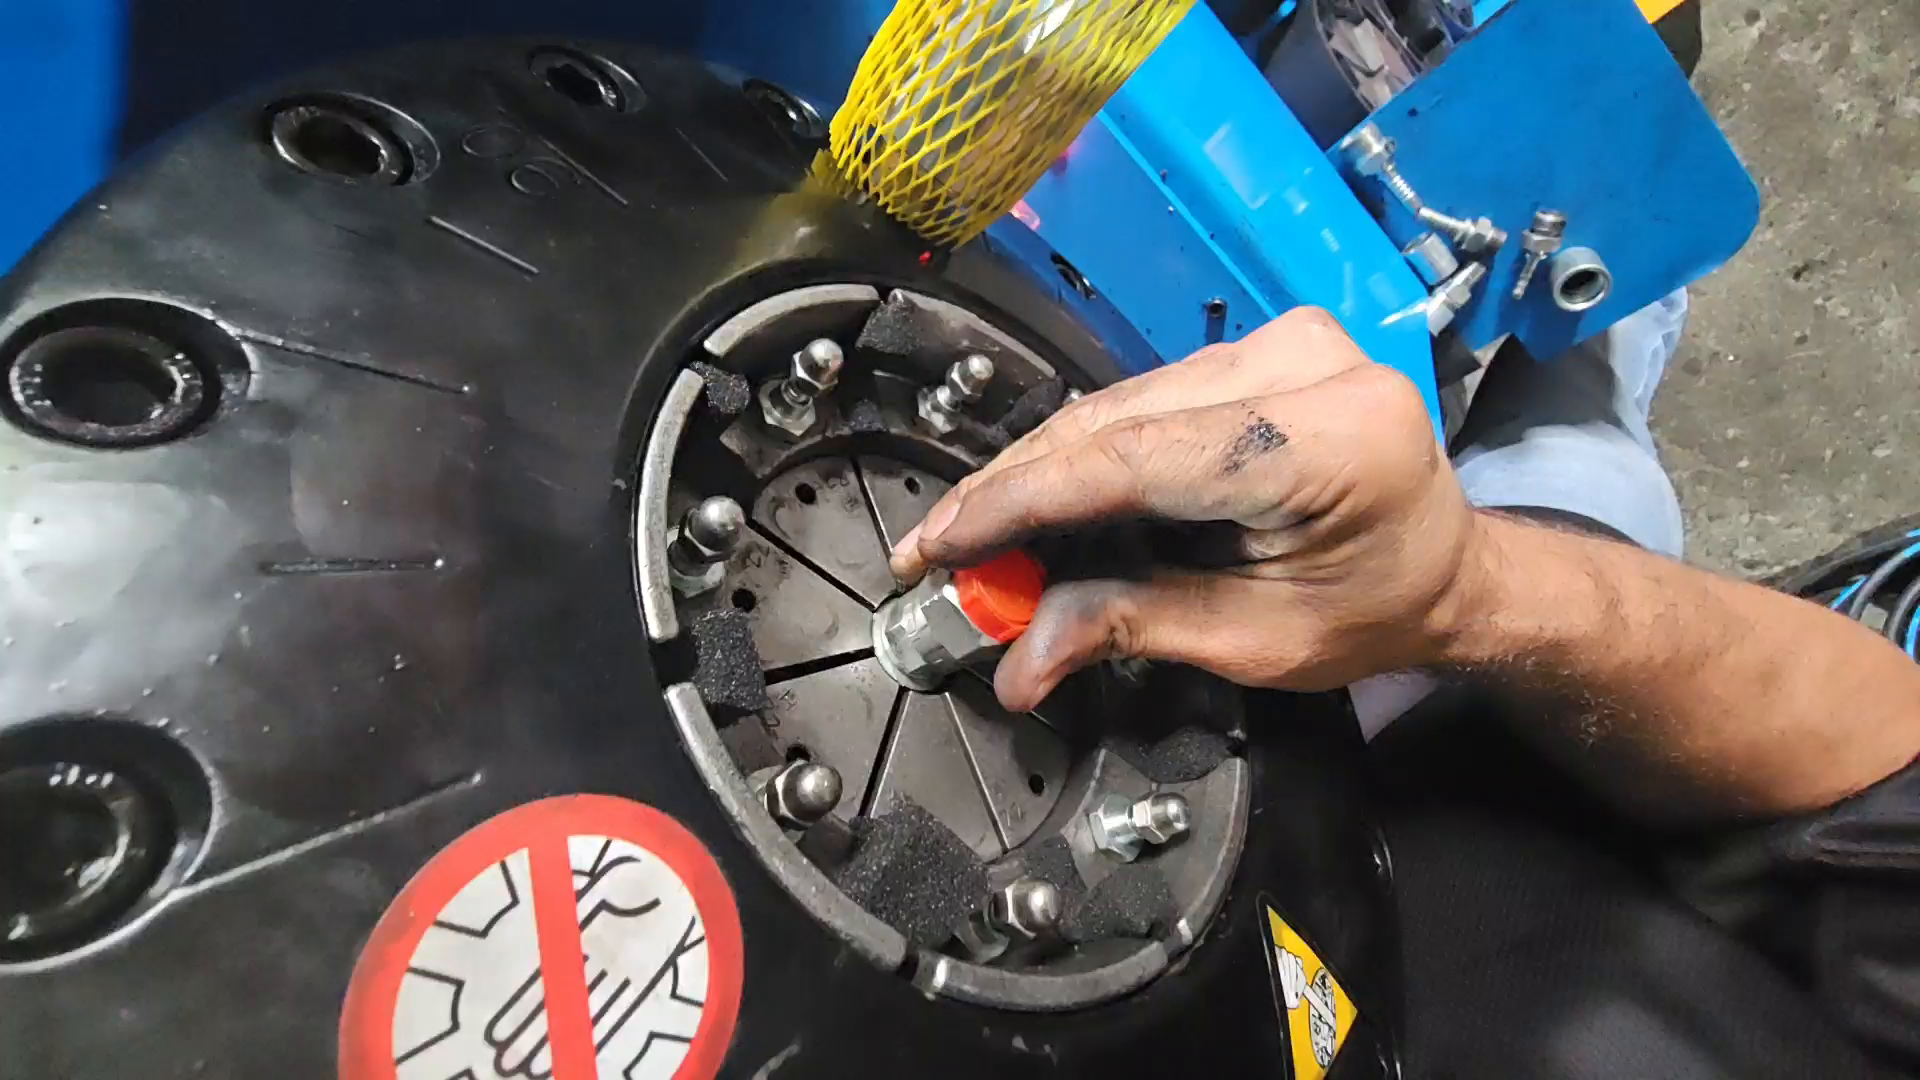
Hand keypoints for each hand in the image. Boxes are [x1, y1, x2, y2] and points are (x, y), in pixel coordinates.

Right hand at [890, 308, 1485, 710]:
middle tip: (935, 548)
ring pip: (1107, 408)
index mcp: (1332, 441)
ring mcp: (1275, 344)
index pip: (1135, 459)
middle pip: (1108, 424)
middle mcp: (1302, 365)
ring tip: (967, 531)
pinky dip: (1072, 456)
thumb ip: (1131, 628)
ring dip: (1030, 473)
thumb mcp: (1256, 640)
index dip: (1021, 501)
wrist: (1448, 563)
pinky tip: (1027, 495)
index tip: (939, 542)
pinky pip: (1131, 404)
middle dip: (1009, 492)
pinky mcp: (1248, 352)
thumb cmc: (1373, 610)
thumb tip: (1020, 663)